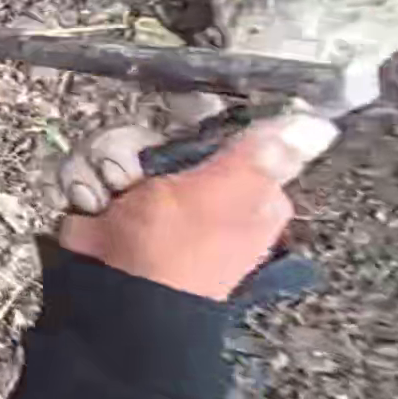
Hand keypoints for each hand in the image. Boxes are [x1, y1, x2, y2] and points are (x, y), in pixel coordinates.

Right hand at [57, 112, 338, 300]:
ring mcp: (143, 194)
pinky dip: (80, 184)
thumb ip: (260, 155)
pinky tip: (87, 205)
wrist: (118, 288)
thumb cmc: (177, 246)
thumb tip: (317, 122)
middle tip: (129, 177)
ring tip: (104, 198)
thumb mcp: (225, 195)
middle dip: (123, 150)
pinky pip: (82, 168)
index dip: (181, 115)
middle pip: (143, 133)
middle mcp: (190, 185)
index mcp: (234, 184)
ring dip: (96, 169)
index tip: (163, 111)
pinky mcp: (104, 199)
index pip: (207, 128)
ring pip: (104, 147)